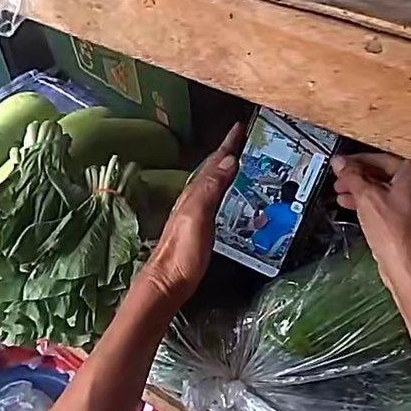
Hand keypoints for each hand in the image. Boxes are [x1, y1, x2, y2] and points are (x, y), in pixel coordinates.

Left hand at [133, 122, 243, 306]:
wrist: (167, 283)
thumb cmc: (183, 253)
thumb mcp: (198, 216)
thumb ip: (211, 188)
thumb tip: (230, 160)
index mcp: (194, 193)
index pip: (213, 162)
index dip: (227, 145)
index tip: (240, 127)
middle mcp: (192, 199)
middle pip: (211, 169)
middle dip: (227, 152)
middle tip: (244, 140)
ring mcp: (193, 213)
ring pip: (212, 183)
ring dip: (225, 169)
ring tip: (240, 161)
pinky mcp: (197, 228)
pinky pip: (214, 198)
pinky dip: (223, 189)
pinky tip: (228, 195)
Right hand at [332, 152, 410, 293]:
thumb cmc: (396, 232)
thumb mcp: (367, 197)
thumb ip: (352, 176)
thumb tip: (341, 164)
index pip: (381, 157)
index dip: (356, 161)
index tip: (339, 164)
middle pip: (385, 172)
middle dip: (359, 176)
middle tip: (338, 179)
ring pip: (387, 190)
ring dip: (363, 191)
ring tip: (341, 194)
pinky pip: (391, 205)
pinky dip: (373, 204)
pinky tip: (357, 209)